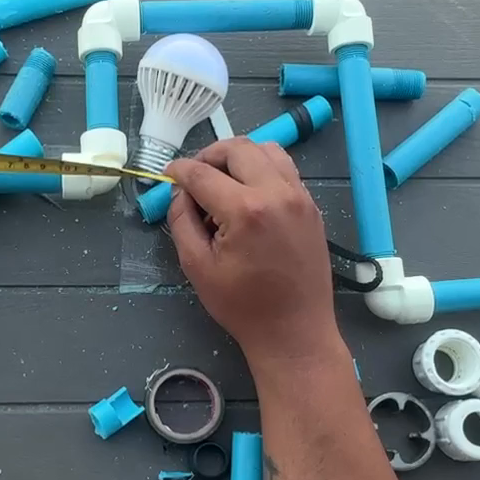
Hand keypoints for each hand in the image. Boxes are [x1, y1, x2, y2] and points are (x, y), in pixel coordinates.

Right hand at [165, 139, 338, 361]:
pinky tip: (248, 196)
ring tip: (223, 181)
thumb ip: (181, 222)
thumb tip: (179, 193)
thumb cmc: (242, 306)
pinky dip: (262, 170)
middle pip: (237, 148)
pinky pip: (285, 169)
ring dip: (239, 157)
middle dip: (209, 156)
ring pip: (266, 150)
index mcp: (245, 210)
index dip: (178, 171)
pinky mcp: (311, 206)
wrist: (295, 330)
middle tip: (194, 178)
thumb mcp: (197, 267)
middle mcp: (277, 193)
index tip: (167, 176)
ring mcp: (300, 197)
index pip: (202, 173)